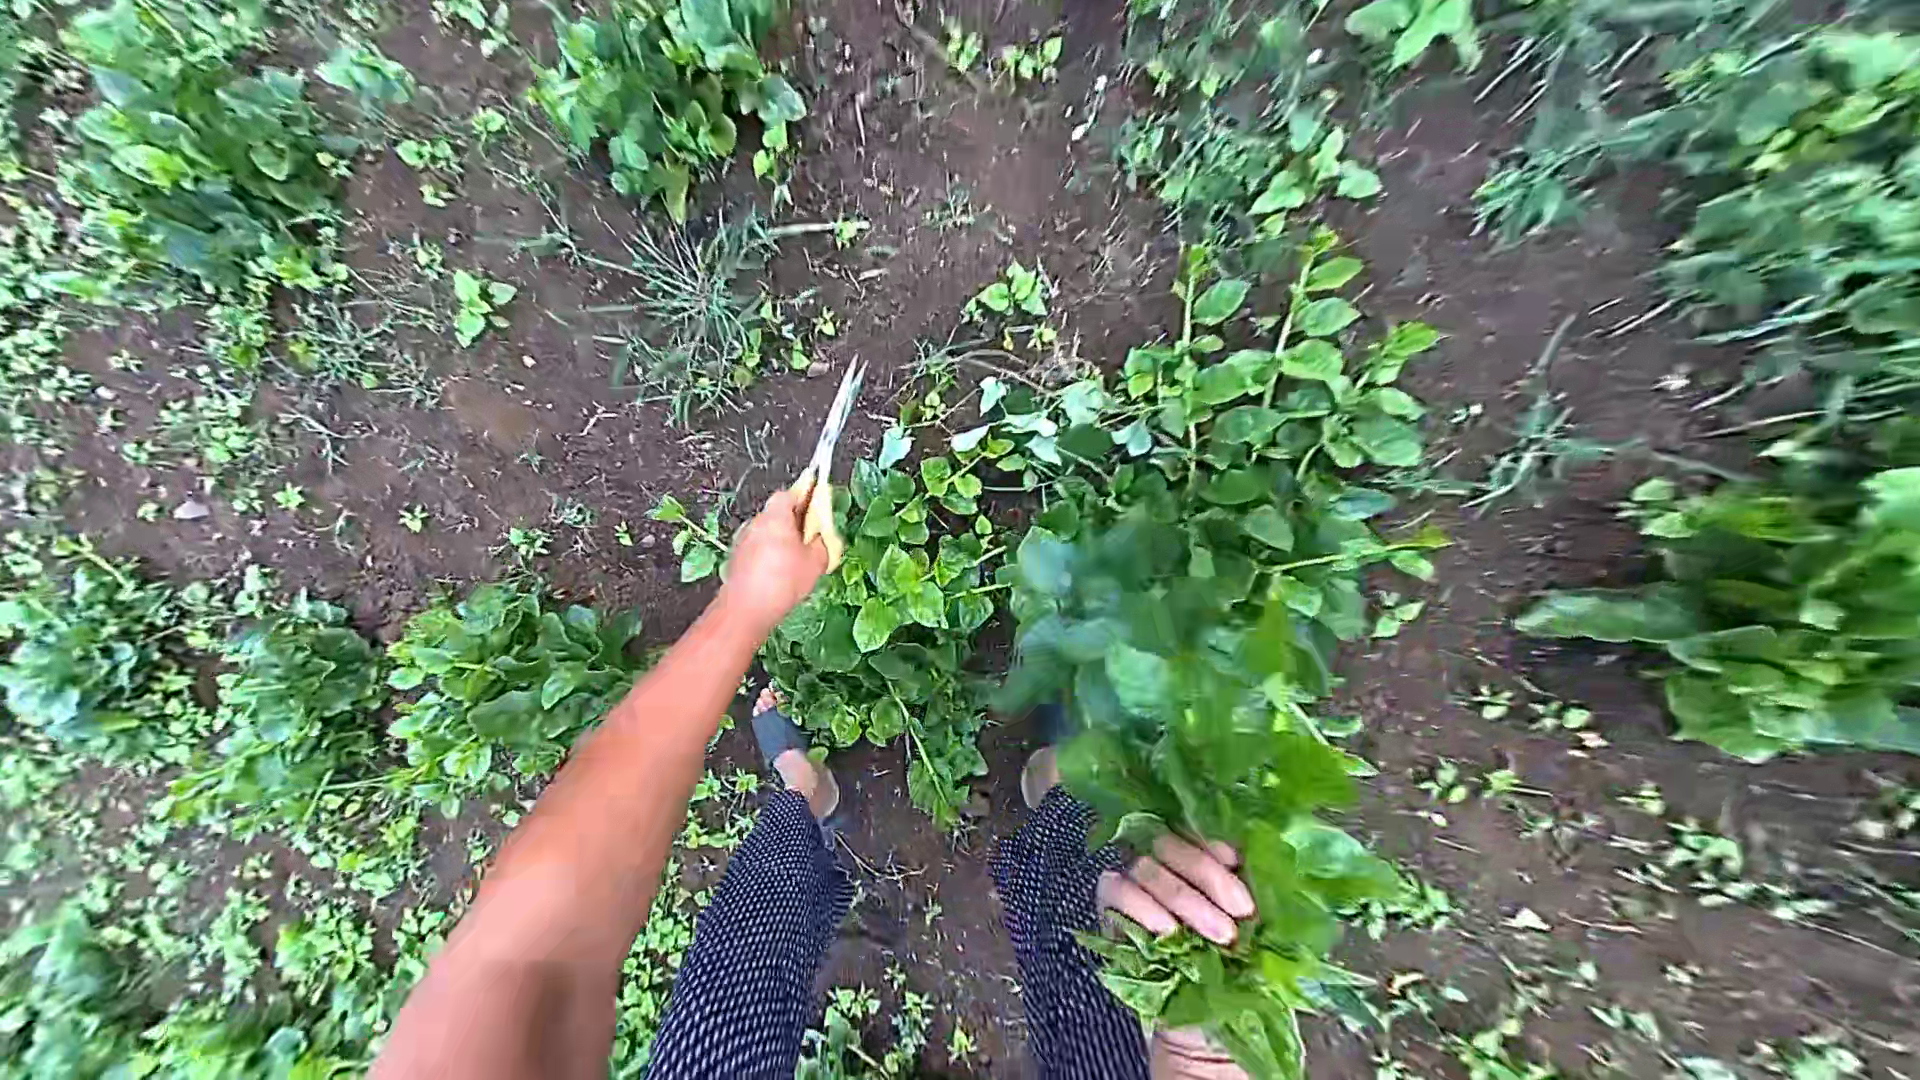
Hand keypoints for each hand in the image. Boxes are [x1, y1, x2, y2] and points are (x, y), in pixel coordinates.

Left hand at [715, 490, 828, 635]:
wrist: (746, 609)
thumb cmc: (783, 581)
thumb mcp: (816, 562)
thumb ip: (823, 542)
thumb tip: (824, 536)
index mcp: (775, 517)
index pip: (789, 494)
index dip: (805, 497)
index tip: (817, 507)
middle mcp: (756, 523)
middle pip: (778, 513)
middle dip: (795, 521)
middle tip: (812, 537)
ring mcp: (743, 541)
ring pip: (767, 532)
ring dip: (782, 539)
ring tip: (798, 559)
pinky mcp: (737, 559)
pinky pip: (758, 548)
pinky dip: (770, 554)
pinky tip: (780, 573)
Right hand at [1100, 834, 1256, 1079]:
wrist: (1210, 1031)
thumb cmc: (1241, 978)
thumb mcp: (1264, 933)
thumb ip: (1260, 893)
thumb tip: (1260, 858)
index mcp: (1198, 861)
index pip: (1194, 829)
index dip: (1213, 844)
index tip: (1238, 869)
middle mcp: (1163, 865)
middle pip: (1169, 841)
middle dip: (1205, 874)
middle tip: (1239, 918)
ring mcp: (1134, 884)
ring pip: (1146, 866)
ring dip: (1183, 898)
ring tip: (1216, 939)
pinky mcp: (1112, 910)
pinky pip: (1116, 889)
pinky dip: (1142, 907)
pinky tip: (1167, 932)